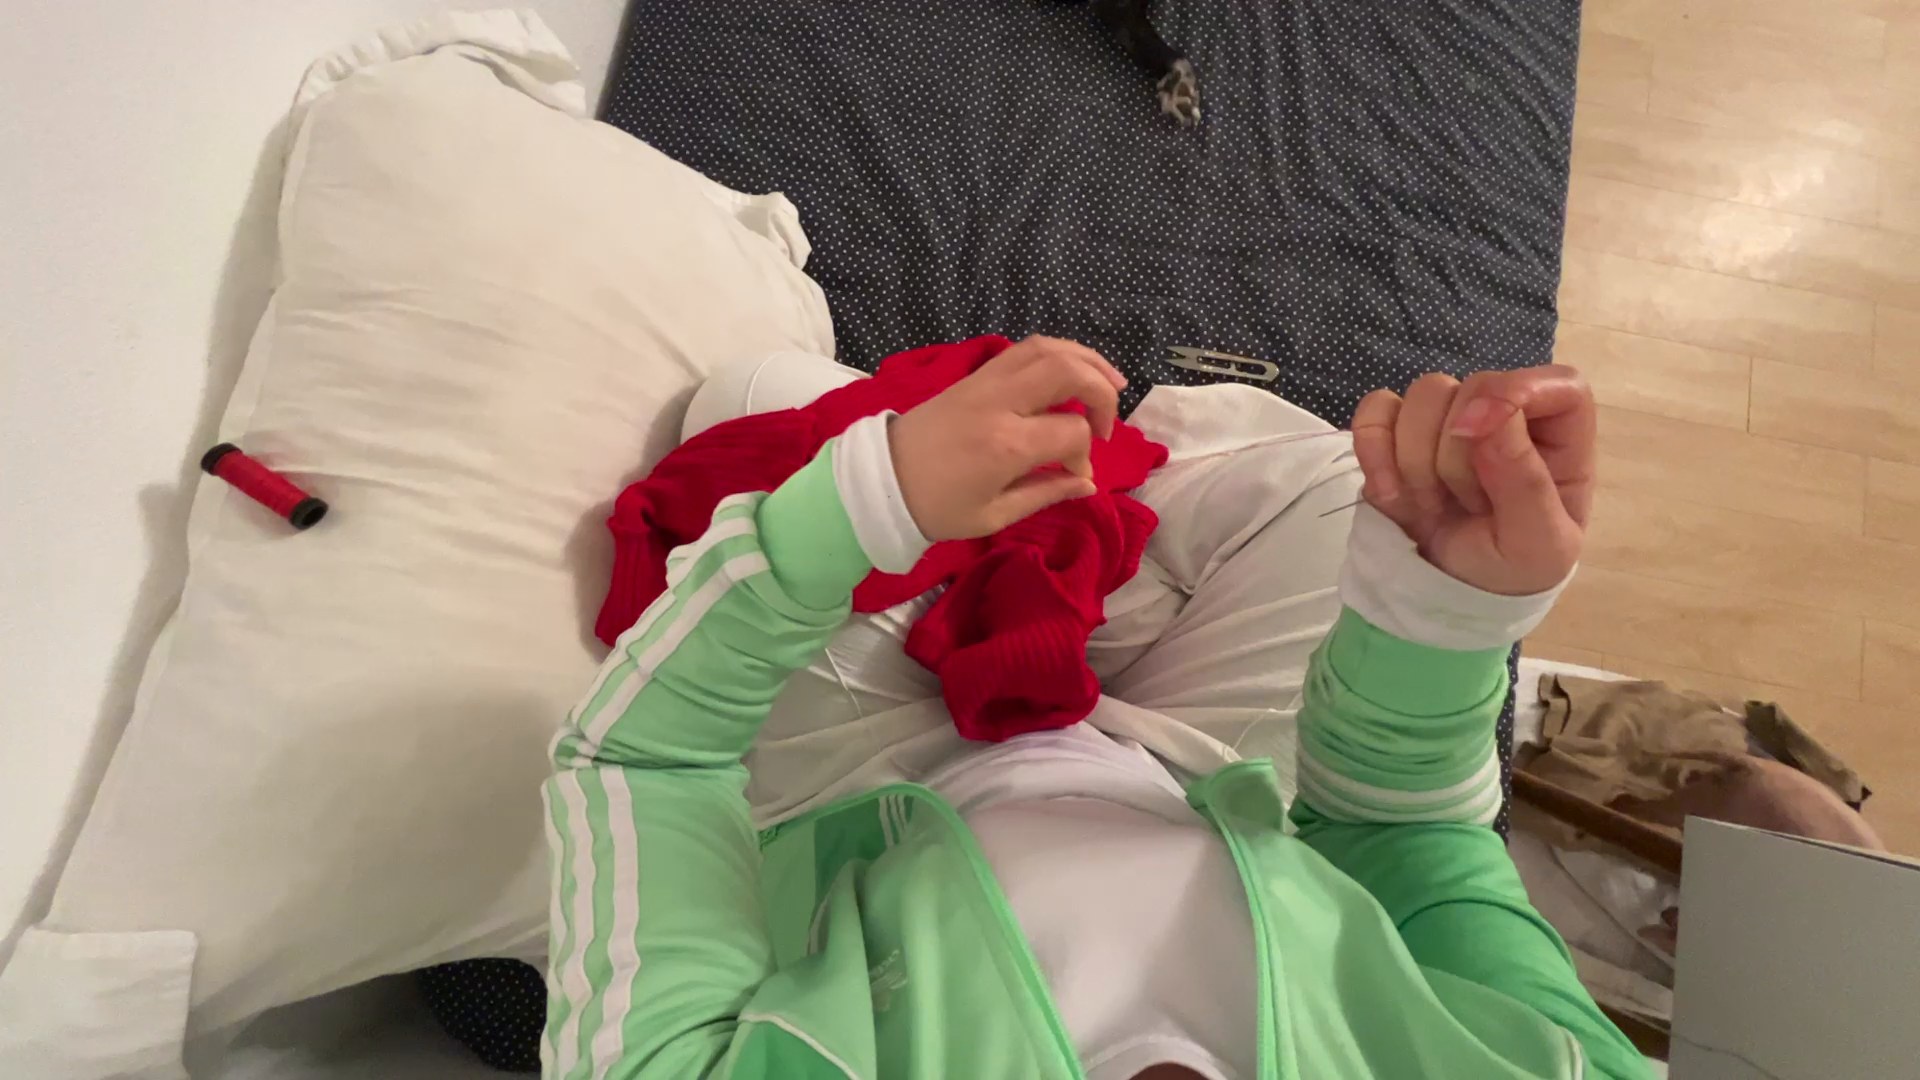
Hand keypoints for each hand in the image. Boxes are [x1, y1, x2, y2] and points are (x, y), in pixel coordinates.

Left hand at [889, 336, 1125, 540]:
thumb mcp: (993, 515)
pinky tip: (1071, 371)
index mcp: (1006, 444)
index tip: (1073, 474)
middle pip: (1068, 371)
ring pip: (1047, 348)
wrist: (879, 481)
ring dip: (1087, 360)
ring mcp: (984, 382)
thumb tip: (1087, 483)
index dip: (1084, 453)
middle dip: (1102, 392)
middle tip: (1107, 424)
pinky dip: (1056, 353)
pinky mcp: (973, 376)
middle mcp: (1000, 402)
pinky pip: (1024, 349)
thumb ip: (1046, 493)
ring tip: (1111, 382)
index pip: (1071, 431)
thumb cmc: (935, 508)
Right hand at [1350, 366, 1595, 595]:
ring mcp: (1444, 422)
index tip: (1475, 432)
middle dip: (1453, 454)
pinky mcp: (1394, 435)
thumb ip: (1523, 481)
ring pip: (1420, 397)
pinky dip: (1371, 449)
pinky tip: (1387, 489)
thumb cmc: (1509, 566)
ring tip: (1427, 502)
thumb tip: (1478, 417)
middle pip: (1471, 388)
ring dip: (1413, 459)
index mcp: (1558, 438)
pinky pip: (1374, 412)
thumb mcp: (1537, 542)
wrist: (1449, 587)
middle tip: (1463, 504)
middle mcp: (1503, 416)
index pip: (1554, 382)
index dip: (1514, 394)